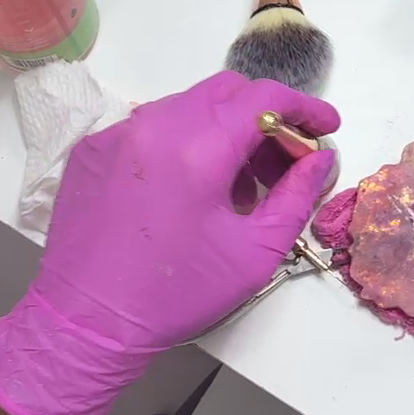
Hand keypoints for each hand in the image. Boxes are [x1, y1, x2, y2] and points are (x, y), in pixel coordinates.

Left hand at [0, 72, 339, 414]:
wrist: (87, 322)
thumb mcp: (253, 254)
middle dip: (265, 117)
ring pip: (187, 105)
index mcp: (197, 149)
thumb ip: (296, 197)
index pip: (264, 98)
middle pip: (226, 91)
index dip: (305, 107)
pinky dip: (182, 142)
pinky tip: (186, 189)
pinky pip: (150, 127)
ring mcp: (117, 132)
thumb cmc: (176, 294)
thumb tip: (320, 159)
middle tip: (281, 162)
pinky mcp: (93, 149)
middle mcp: (154, 125)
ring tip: (235, 185)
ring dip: (223, 129)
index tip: (326, 127)